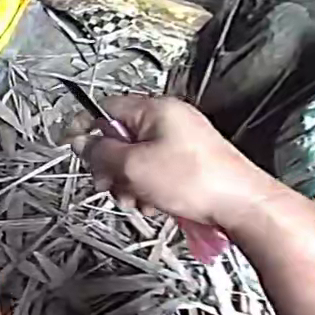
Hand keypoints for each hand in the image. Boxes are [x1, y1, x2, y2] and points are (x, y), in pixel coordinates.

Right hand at [68, 95, 275, 227]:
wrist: (242, 206)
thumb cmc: (198, 181)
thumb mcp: (132, 166)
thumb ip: (100, 152)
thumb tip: (81, 142)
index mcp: (156, 110)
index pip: (105, 108)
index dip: (85, 127)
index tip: (71, 144)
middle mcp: (168, 120)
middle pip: (118, 137)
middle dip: (109, 164)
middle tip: (108, 181)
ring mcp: (179, 140)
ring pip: (133, 157)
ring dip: (126, 180)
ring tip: (136, 197)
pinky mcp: (187, 161)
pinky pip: (152, 169)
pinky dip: (145, 187)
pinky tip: (152, 202)